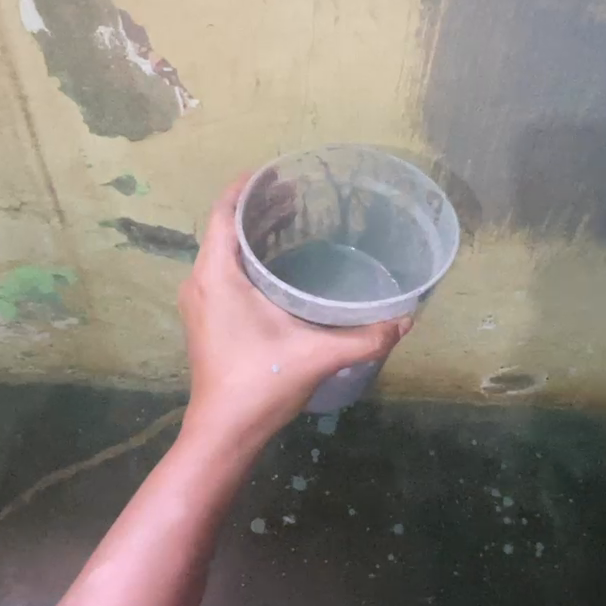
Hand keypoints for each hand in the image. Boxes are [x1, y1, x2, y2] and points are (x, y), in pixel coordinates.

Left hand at [176, 175, 411, 444]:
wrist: (223, 432)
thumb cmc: (260, 384)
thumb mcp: (319, 355)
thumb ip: (366, 337)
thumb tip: (406, 319)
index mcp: (217, 276)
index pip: (223, 213)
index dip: (246, 187)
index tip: (277, 172)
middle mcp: (200, 281)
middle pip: (223, 229)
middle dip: (258, 209)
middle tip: (299, 196)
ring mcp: (199, 303)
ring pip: (222, 252)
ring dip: (251, 235)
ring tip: (291, 223)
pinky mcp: (205, 320)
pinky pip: (222, 272)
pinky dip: (246, 259)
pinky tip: (278, 268)